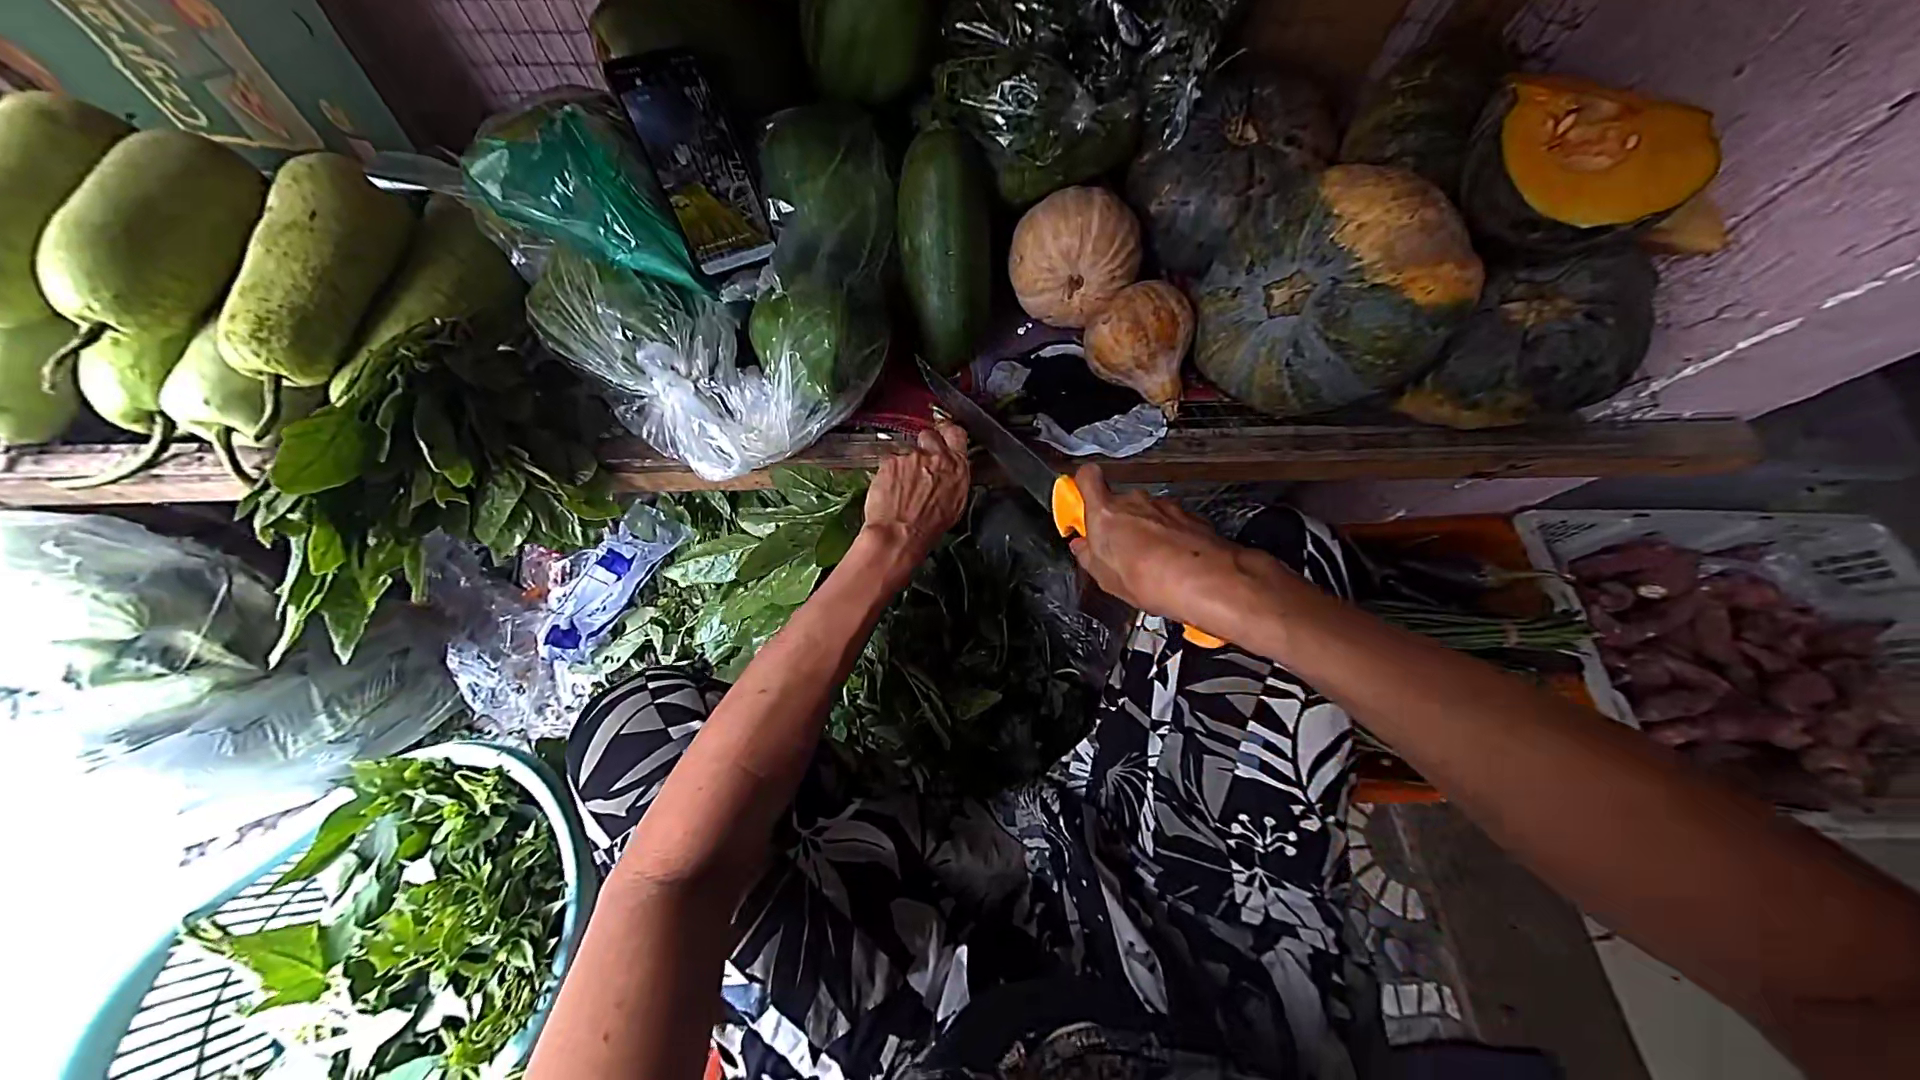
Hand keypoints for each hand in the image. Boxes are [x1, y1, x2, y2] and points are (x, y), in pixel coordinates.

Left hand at [860, 421, 969, 575]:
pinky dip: (889, 473)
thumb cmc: (927, 527)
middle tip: (919, 465)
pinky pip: (890, 461)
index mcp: (957, 468)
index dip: (948, 434)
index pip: (956, 434)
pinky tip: (890, 490)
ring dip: (904, 465)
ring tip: (901, 489)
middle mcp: (936, 458)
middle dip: (924, 446)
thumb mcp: (955, 505)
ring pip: (907, 451)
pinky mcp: (890, 460)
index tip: (944, 435)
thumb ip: (954, 479)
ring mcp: (912, 457)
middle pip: (930, 436)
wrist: (900, 535)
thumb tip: (951, 474)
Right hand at [1067, 464, 1262, 627]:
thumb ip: (1089, 557)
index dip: (1079, 489)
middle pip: (1116, 503)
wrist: (1208, 581)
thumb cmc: (1155, 579)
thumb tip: (1082, 549)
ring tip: (1144, 566)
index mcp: (1106, 513)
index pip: (1086, 478)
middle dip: (1113, 523)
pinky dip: (1165, 539)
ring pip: (1143, 514)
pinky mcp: (1188, 516)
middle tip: (1112, 552)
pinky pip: (1167, 524)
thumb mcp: (1106, 578)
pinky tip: (1168, 566)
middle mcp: (1135, 501)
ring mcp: (1164, 507)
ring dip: (1141, 533)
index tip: (1077, 509)